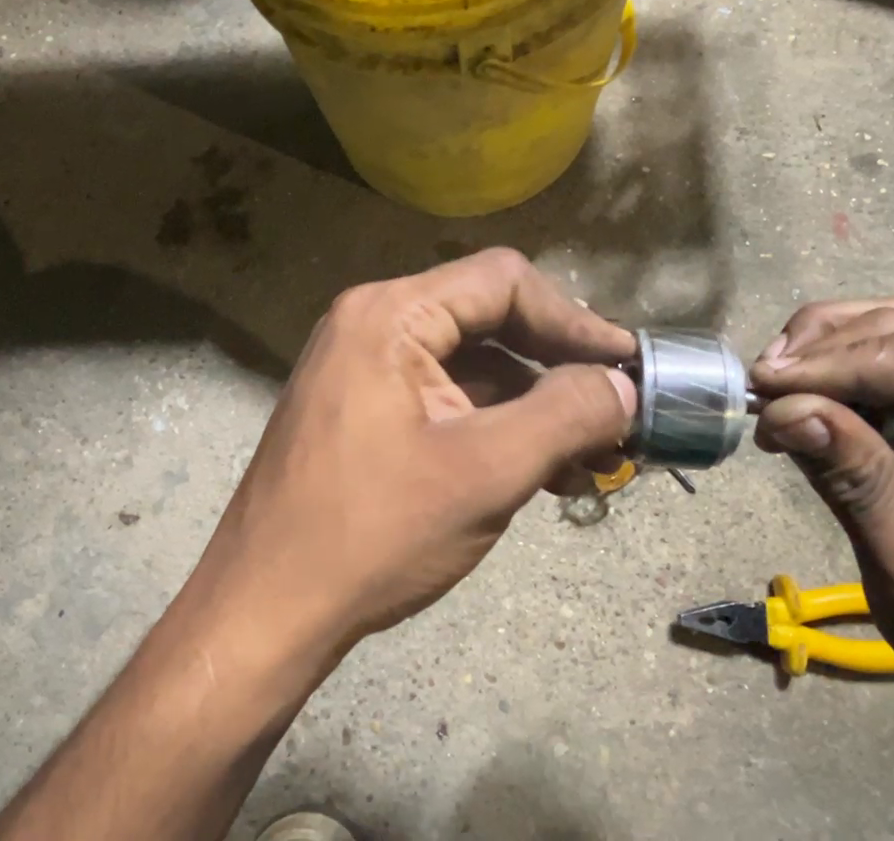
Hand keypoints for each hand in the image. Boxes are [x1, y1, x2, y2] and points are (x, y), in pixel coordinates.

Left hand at [191, 249, 638, 654]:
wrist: (265, 611)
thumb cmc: (374, 535)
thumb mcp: (486, 472)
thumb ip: (566, 415)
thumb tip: (623, 387)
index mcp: (389, 316)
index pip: (503, 282)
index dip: (574, 321)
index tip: (627, 368)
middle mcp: (370, 326)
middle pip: (487, 321)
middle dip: (556, 372)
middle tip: (616, 418)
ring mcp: (361, 371)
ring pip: (470, 368)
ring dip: (532, 409)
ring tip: (589, 463)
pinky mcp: (361, 413)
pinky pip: (443, 401)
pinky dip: (494, 429)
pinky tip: (540, 474)